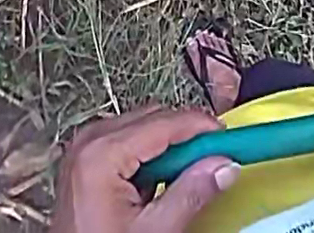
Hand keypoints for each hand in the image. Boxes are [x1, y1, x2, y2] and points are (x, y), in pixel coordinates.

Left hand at [49, 106, 239, 232]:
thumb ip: (191, 195)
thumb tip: (224, 165)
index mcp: (103, 152)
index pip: (164, 122)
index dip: (200, 126)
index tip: (227, 138)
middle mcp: (91, 138)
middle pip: (153, 118)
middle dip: (186, 135)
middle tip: (214, 158)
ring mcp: (85, 145)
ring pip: (142, 125)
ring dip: (168, 145)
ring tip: (188, 174)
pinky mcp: (86, 156)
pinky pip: (127, 139)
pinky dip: (149, 154)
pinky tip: (160, 181)